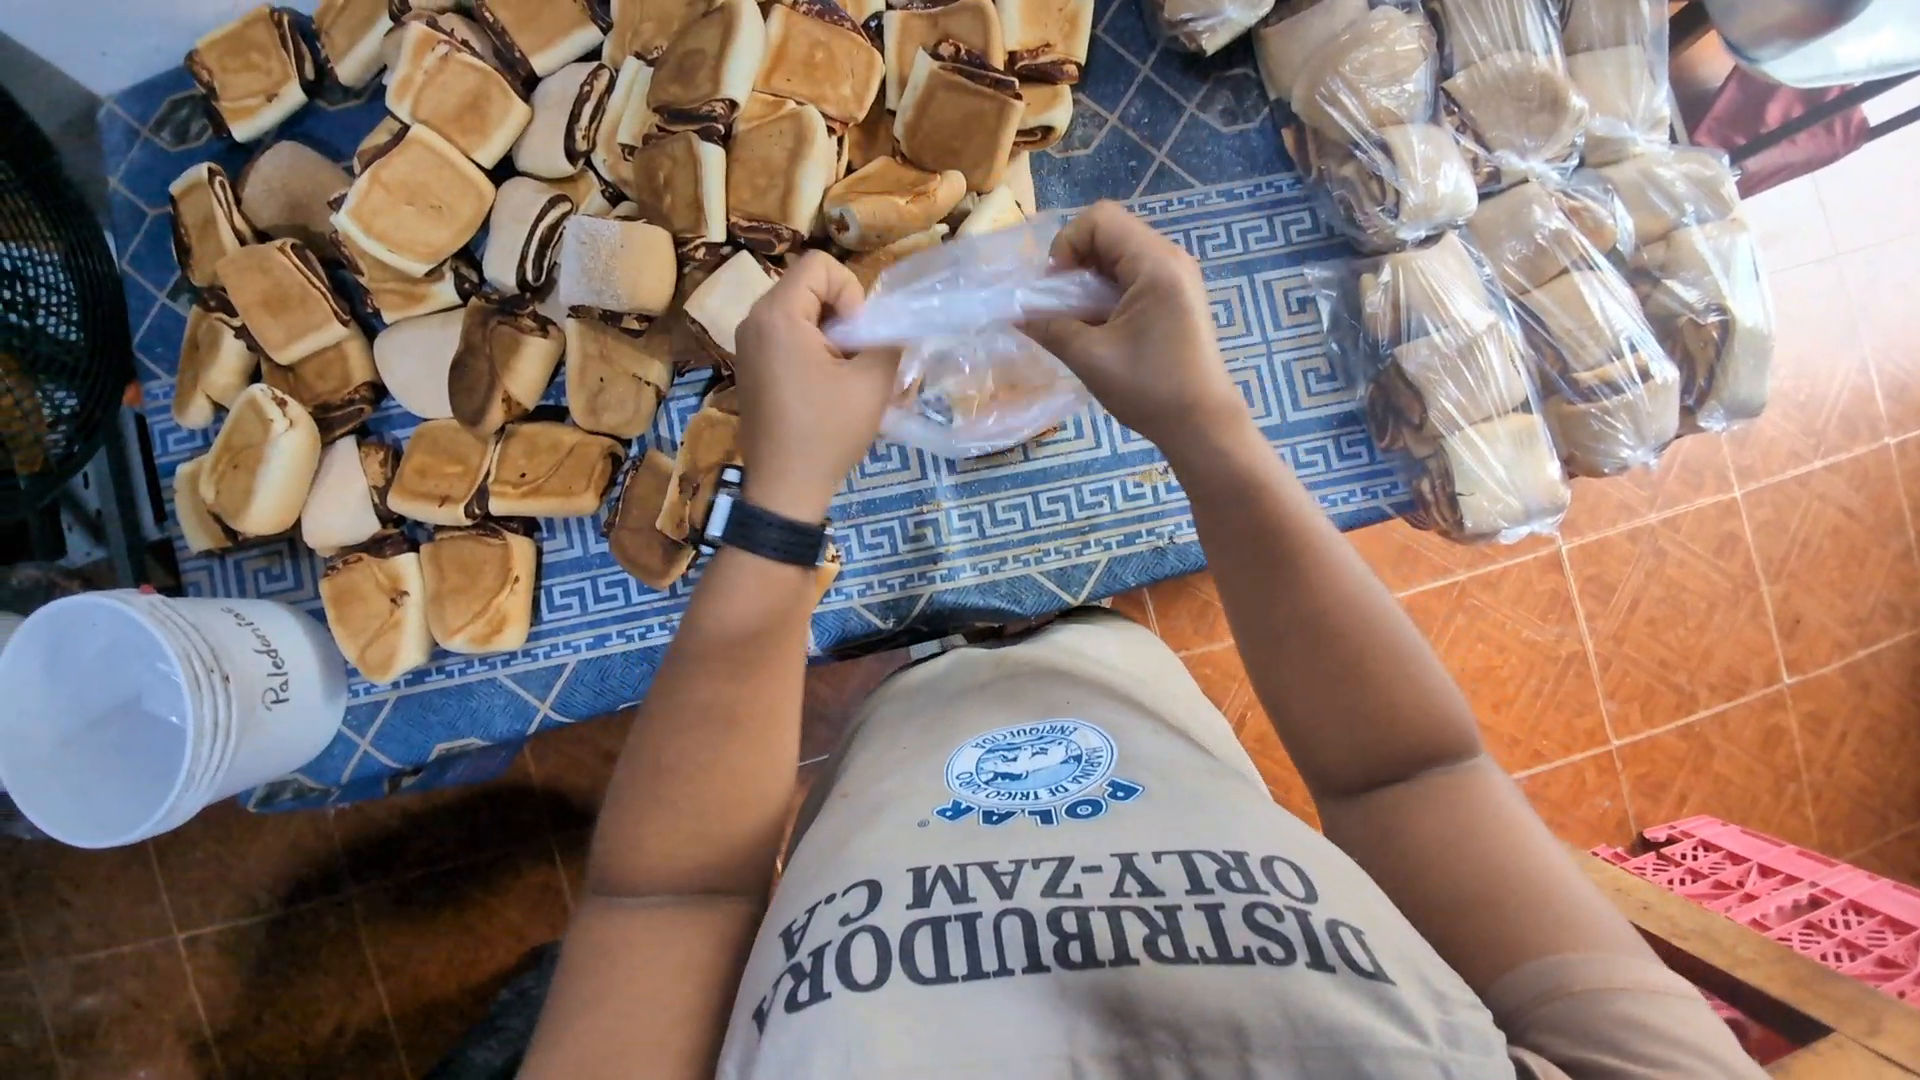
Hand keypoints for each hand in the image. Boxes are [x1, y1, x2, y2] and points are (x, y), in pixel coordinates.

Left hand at [732, 251, 897, 522]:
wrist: (785, 487)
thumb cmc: (827, 432)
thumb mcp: (872, 384)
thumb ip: (888, 341)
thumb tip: (893, 326)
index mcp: (777, 316)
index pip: (819, 264)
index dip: (850, 291)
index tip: (857, 337)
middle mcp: (753, 321)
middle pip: (807, 286)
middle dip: (840, 314)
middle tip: (855, 358)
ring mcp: (746, 346)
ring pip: (798, 313)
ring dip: (828, 334)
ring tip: (842, 376)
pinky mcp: (750, 368)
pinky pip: (784, 338)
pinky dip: (810, 350)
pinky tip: (823, 389)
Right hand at [1024, 202, 1253, 460]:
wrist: (1202, 425)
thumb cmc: (1150, 390)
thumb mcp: (1091, 358)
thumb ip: (1050, 328)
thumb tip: (1015, 314)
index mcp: (1156, 264)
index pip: (1100, 219)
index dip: (1066, 245)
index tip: (1056, 290)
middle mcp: (1171, 259)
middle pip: (1109, 231)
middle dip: (1075, 262)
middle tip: (1062, 306)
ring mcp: (1177, 277)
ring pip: (1119, 254)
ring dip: (1089, 279)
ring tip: (1078, 319)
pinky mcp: (1176, 297)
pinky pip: (1133, 275)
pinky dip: (1107, 292)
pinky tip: (1100, 327)